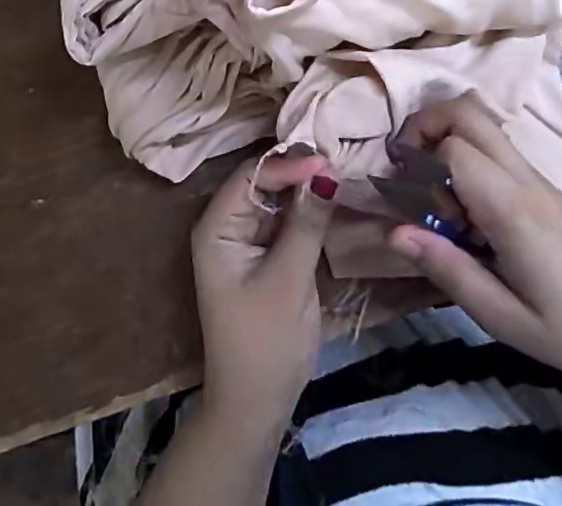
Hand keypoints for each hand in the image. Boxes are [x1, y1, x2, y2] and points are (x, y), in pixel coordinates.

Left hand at [191, 150, 337, 431]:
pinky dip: (311, 209)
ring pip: (280, 198)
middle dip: (300, 171)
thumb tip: (328, 172)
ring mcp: (249, 238)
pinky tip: (336, 198)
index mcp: (217, 227)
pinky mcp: (269, 252)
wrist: (257, 402)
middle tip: (342, 159)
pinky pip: (289, 219)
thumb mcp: (288, 278)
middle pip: (264, 181)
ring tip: (344, 171)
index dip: (288, 165)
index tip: (329, 162)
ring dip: (308, 188)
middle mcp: (228, 224)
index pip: (251, 176)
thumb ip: (307, 223)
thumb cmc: (264, 341)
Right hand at [387, 96, 561, 385]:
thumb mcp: (502, 317)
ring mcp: (537, 178)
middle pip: (468, 112)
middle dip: (425, 125)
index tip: (417, 206)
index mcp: (513, 209)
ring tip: (437, 196)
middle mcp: (524, 179)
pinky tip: (467, 212)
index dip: (422, 167)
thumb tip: (394, 232)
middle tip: (408, 169)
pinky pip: (495, 149)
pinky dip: (466, 158)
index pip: (454, 148)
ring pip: (482, 124)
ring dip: (445, 141)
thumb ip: (447, 269)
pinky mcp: (542, 186)